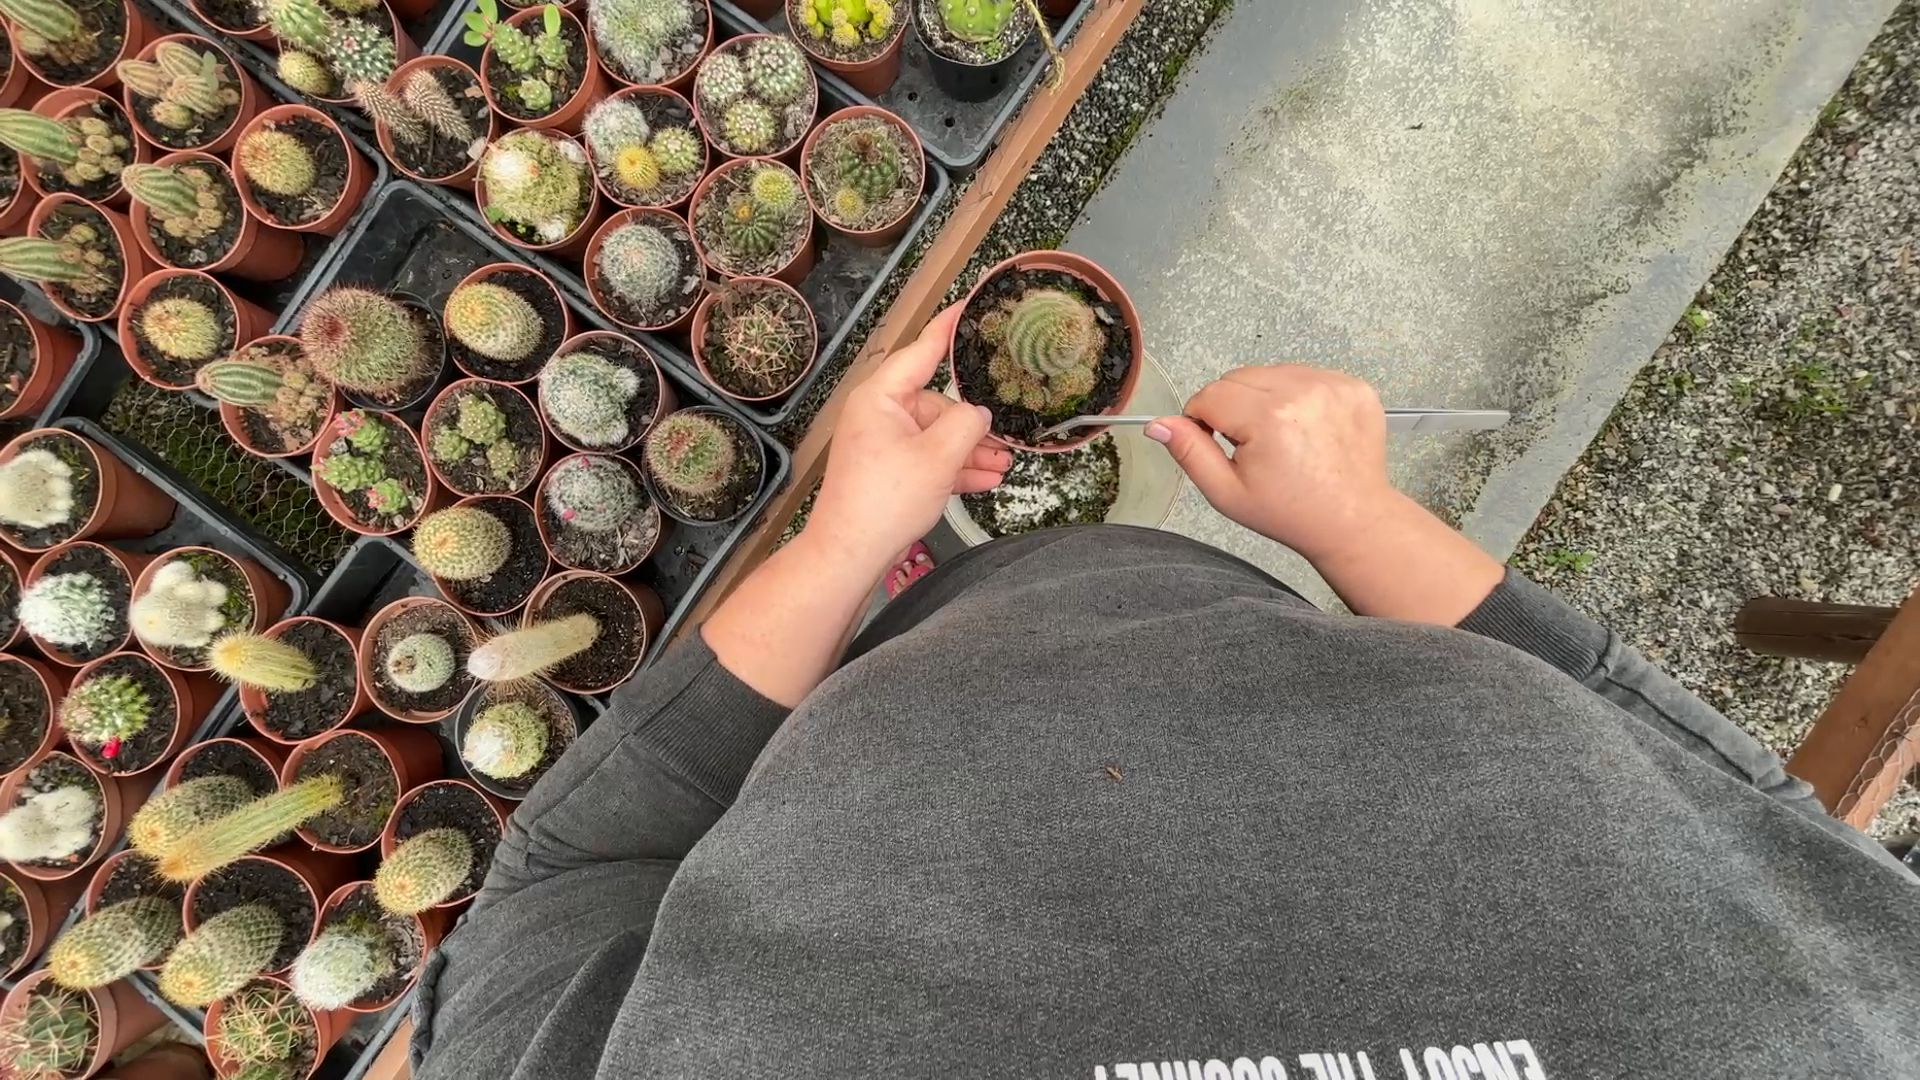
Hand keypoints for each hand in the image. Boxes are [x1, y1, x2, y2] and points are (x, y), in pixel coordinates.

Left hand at [808, 306, 1012, 572]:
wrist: (850, 553)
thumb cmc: (888, 498)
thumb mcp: (937, 457)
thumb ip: (965, 426)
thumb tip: (978, 413)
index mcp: (882, 396)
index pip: (921, 350)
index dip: (949, 328)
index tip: (970, 305)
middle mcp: (880, 414)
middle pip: (936, 404)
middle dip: (973, 425)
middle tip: (1009, 438)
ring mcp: (883, 444)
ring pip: (936, 436)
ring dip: (969, 451)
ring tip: (1005, 465)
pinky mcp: (888, 472)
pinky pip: (927, 459)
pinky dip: (953, 469)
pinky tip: (986, 481)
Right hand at [1147, 365, 1398, 561]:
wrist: (1351, 519)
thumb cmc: (1289, 511)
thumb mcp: (1226, 492)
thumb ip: (1189, 452)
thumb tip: (1156, 424)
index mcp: (1268, 418)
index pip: (1208, 395)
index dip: (1202, 420)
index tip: (1218, 445)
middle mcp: (1302, 392)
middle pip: (1236, 378)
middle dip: (1232, 407)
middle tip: (1249, 445)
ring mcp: (1332, 385)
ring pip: (1268, 372)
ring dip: (1262, 398)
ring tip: (1277, 436)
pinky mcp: (1352, 385)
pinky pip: (1302, 374)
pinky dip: (1294, 396)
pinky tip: (1301, 428)